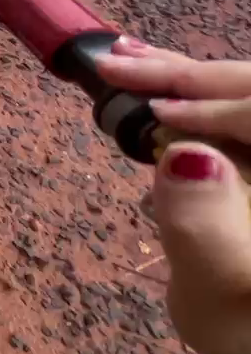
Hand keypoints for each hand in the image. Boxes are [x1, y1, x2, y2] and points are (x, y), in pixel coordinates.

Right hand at [96, 38, 250, 353]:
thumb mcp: (225, 292)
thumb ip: (204, 226)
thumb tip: (185, 155)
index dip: (232, 106)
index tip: (157, 115)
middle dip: (200, 78)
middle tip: (115, 65)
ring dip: (192, 79)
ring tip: (123, 61)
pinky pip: (238, 119)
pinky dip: (194, 94)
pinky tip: (154, 82)